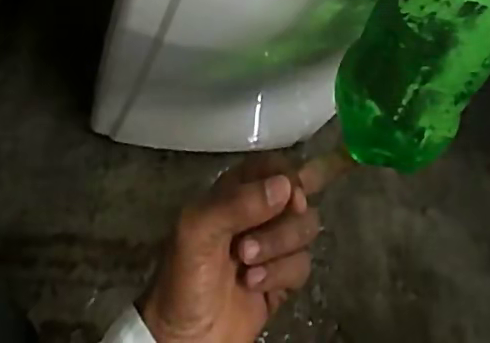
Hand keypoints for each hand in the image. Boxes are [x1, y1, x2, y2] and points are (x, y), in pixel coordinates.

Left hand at [138, 154, 322, 342]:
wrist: (185, 339)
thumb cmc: (184, 274)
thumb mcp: (198, 230)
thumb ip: (238, 203)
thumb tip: (285, 186)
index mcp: (235, 189)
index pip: (274, 165)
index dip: (288, 176)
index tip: (292, 196)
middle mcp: (258, 211)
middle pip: (298, 196)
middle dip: (284, 220)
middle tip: (257, 240)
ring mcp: (272, 245)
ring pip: (305, 229)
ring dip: (278, 247)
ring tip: (246, 264)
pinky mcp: (282, 278)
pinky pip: (302, 264)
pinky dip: (281, 275)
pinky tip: (254, 284)